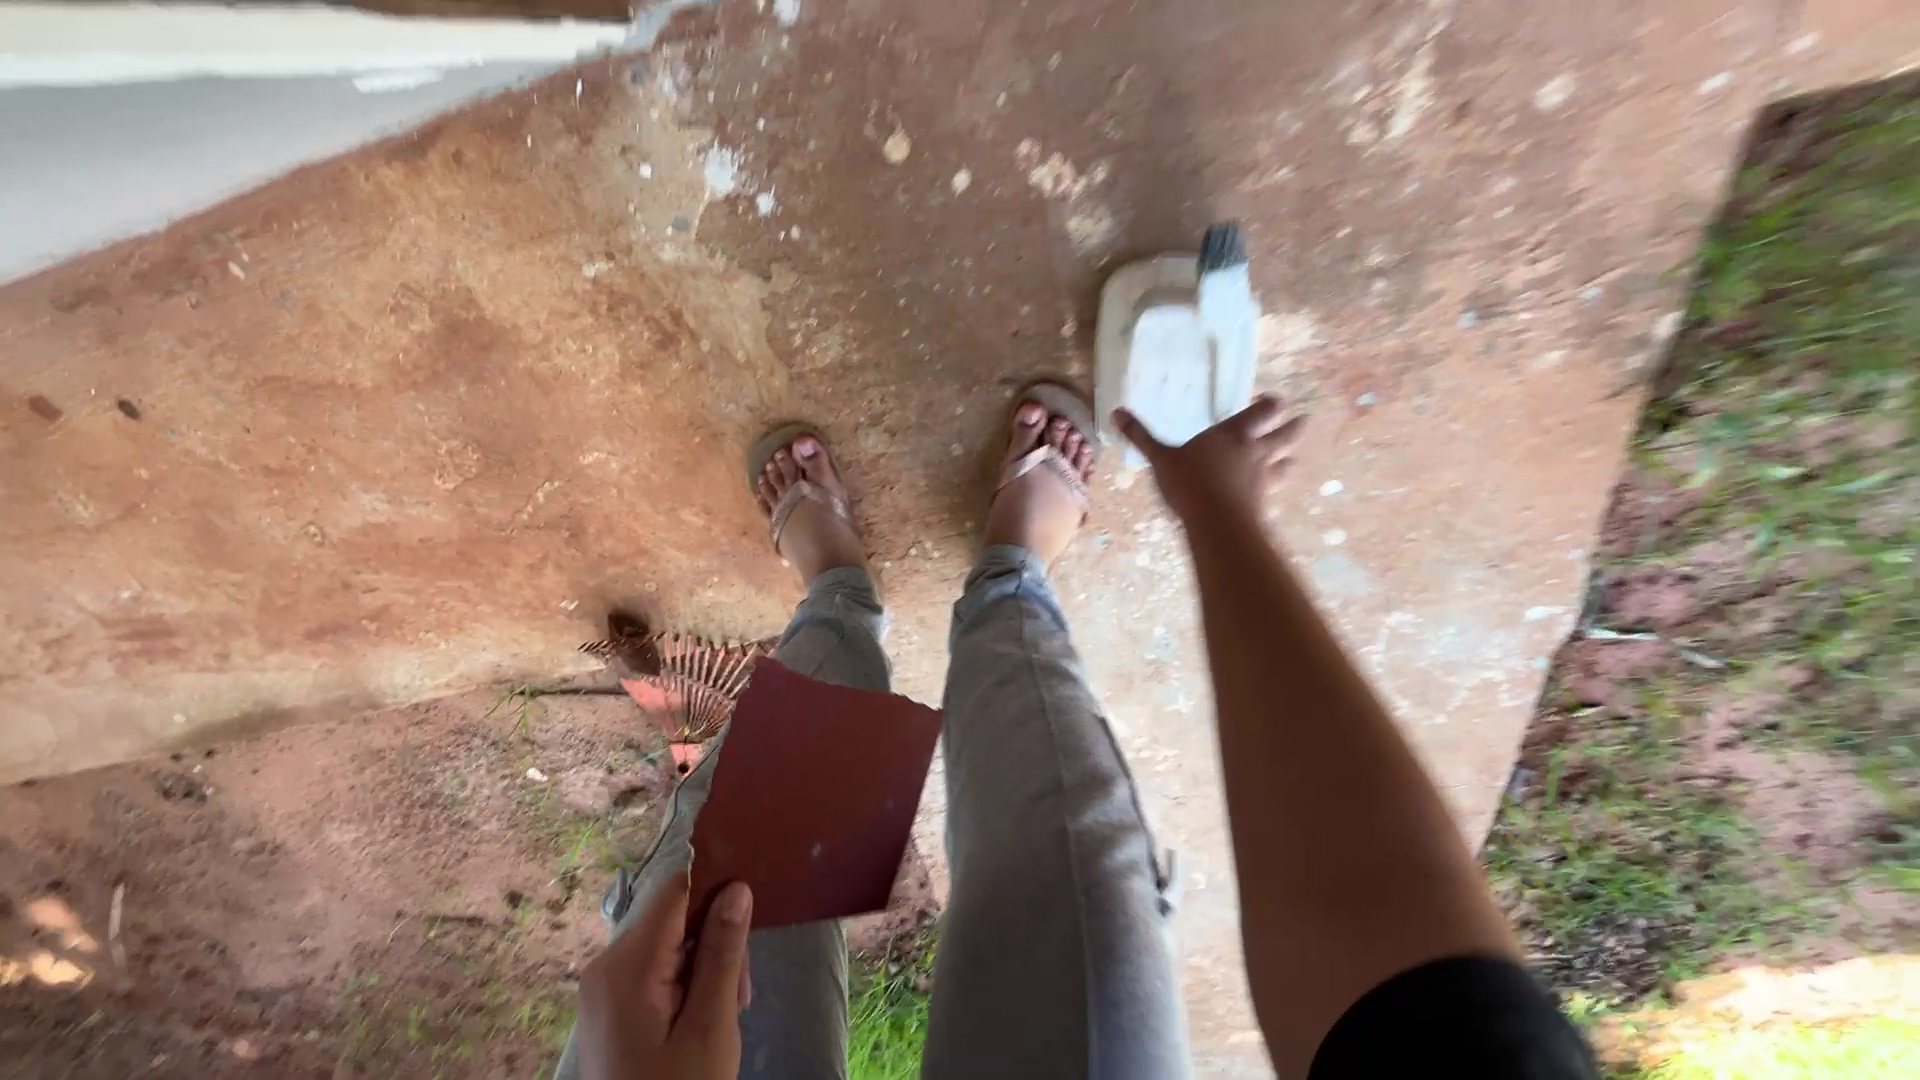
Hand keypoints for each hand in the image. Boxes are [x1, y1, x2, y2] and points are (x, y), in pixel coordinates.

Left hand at [575, 879, 753, 1079]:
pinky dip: (684, 982)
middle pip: (674, 919)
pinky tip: (702, 1016)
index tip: (752, 908)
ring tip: (726, 1011)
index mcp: (626, 966)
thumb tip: (737, 888)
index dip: (716, 887)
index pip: (675, 892)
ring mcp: (602, 988)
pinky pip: (654, 969)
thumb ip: (722, 953)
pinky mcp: (608, 1007)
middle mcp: (605, 966)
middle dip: (715, 940)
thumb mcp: (710, 1026)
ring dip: (704, 964)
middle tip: (741, 990)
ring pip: (668, 944)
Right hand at [1113, 395, 1304, 526]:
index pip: (1265, 410)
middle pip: (1287, 434)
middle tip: (1302, 420)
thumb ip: (1141, 436)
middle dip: (1295, 426)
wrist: (1216, 524)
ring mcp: (1263, 478)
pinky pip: (1275, 489)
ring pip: (1287, 462)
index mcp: (1235, 433)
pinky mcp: (1263, 502)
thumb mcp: (1161, 459)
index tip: (1266, 401)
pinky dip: (1275, 487)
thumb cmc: (1190, 483)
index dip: (1270, 404)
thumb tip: (1117, 412)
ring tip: (1292, 458)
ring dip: (1290, 458)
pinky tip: (1270, 492)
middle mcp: (1256, 451)